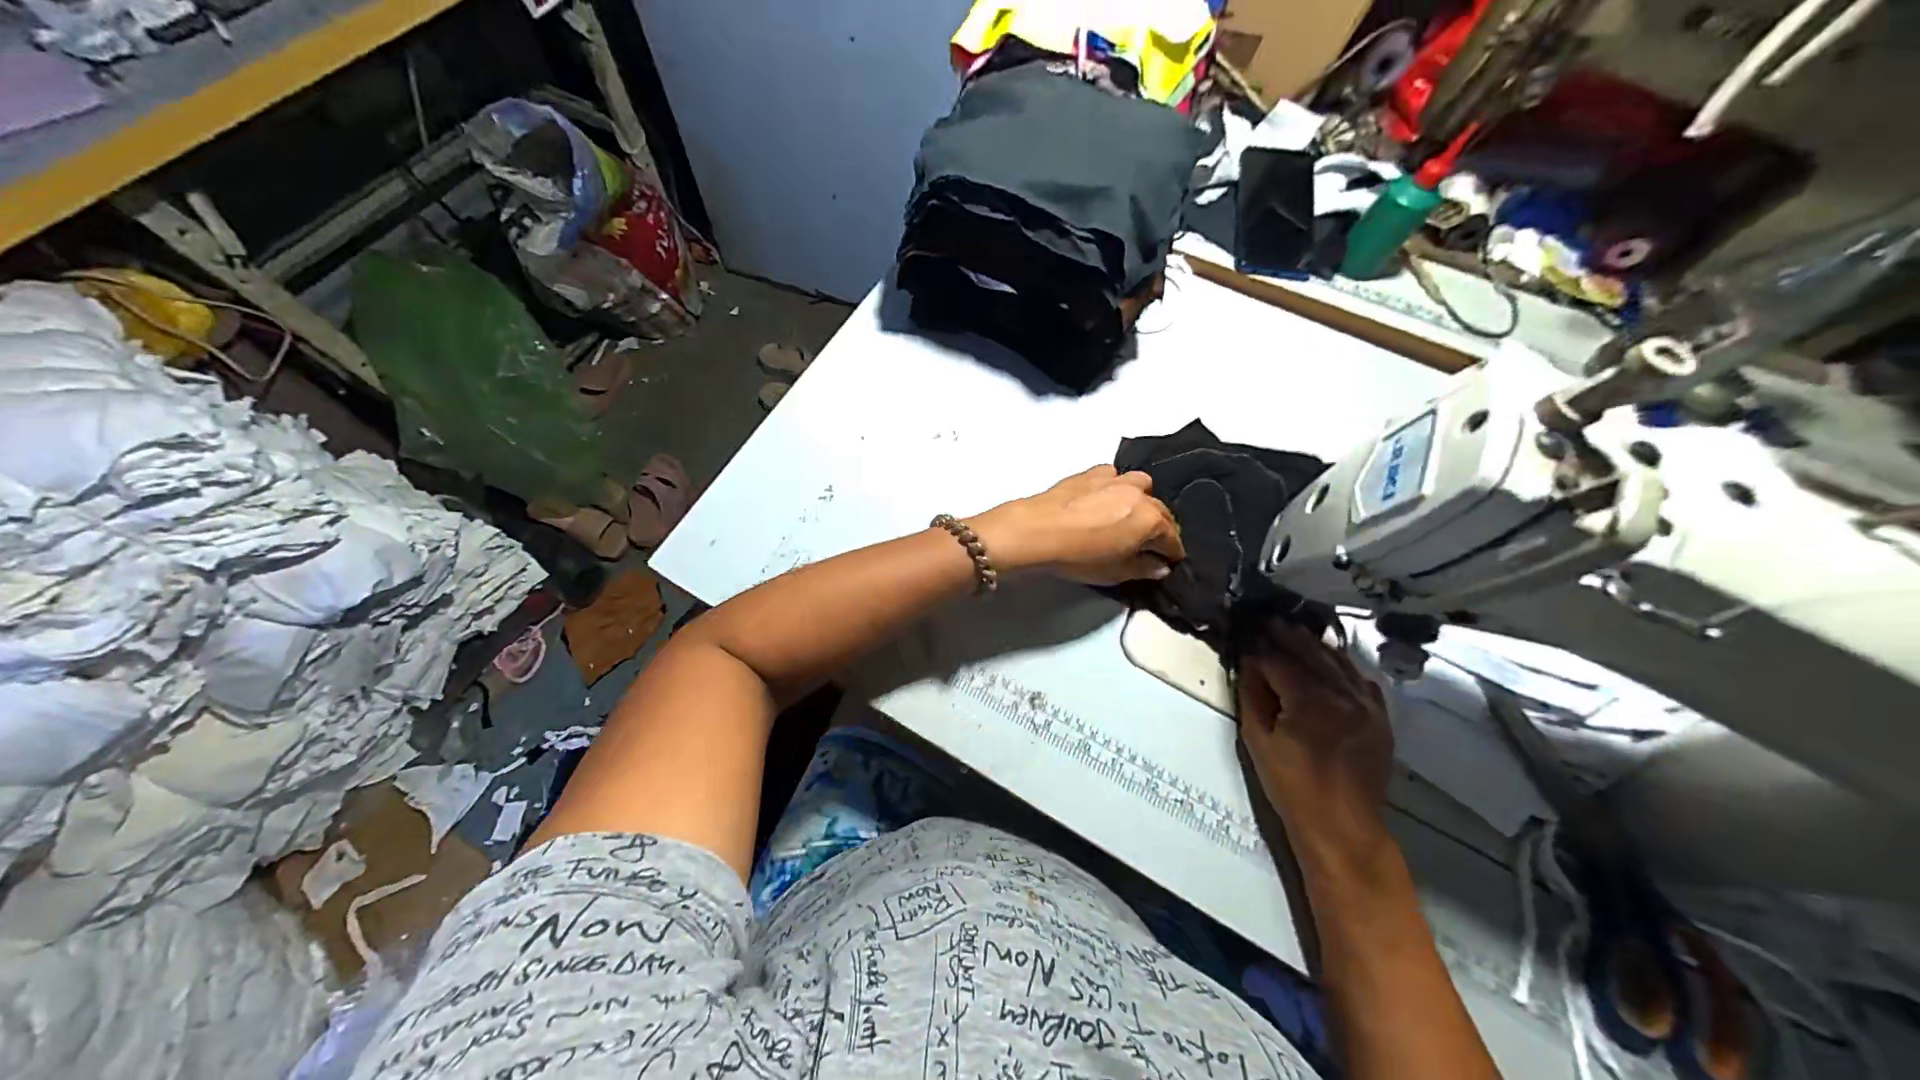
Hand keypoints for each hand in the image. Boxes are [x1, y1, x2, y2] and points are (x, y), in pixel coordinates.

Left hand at [967, 465, 1184, 585]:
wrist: (1037, 531)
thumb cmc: (1076, 556)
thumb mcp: (1114, 573)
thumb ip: (1143, 568)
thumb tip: (1159, 566)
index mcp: (1150, 520)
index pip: (1172, 539)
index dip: (1172, 553)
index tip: (1168, 561)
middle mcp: (1138, 494)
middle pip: (1161, 511)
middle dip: (1160, 528)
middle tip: (1149, 545)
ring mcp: (1115, 480)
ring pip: (1142, 486)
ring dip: (1143, 500)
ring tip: (1130, 516)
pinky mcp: (1092, 474)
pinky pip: (1115, 476)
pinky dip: (1116, 486)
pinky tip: (1106, 498)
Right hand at [1237, 623, 1393, 856]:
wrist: (1342, 825)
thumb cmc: (1291, 786)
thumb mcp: (1257, 741)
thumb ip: (1253, 696)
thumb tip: (1249, 663)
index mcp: (1310, 700)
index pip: (1280, 660)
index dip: (1260, 647)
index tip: (1245, 635)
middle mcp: (1343, 694)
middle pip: (1311, 653)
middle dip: (1286, 636)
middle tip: (1266, 622)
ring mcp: (1367, 704)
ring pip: (1339, 661)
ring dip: (1314, 644)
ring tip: (1294, 632)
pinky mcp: (1380, 717)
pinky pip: (1361, 679)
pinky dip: (1343, 665)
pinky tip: (1330, 659)